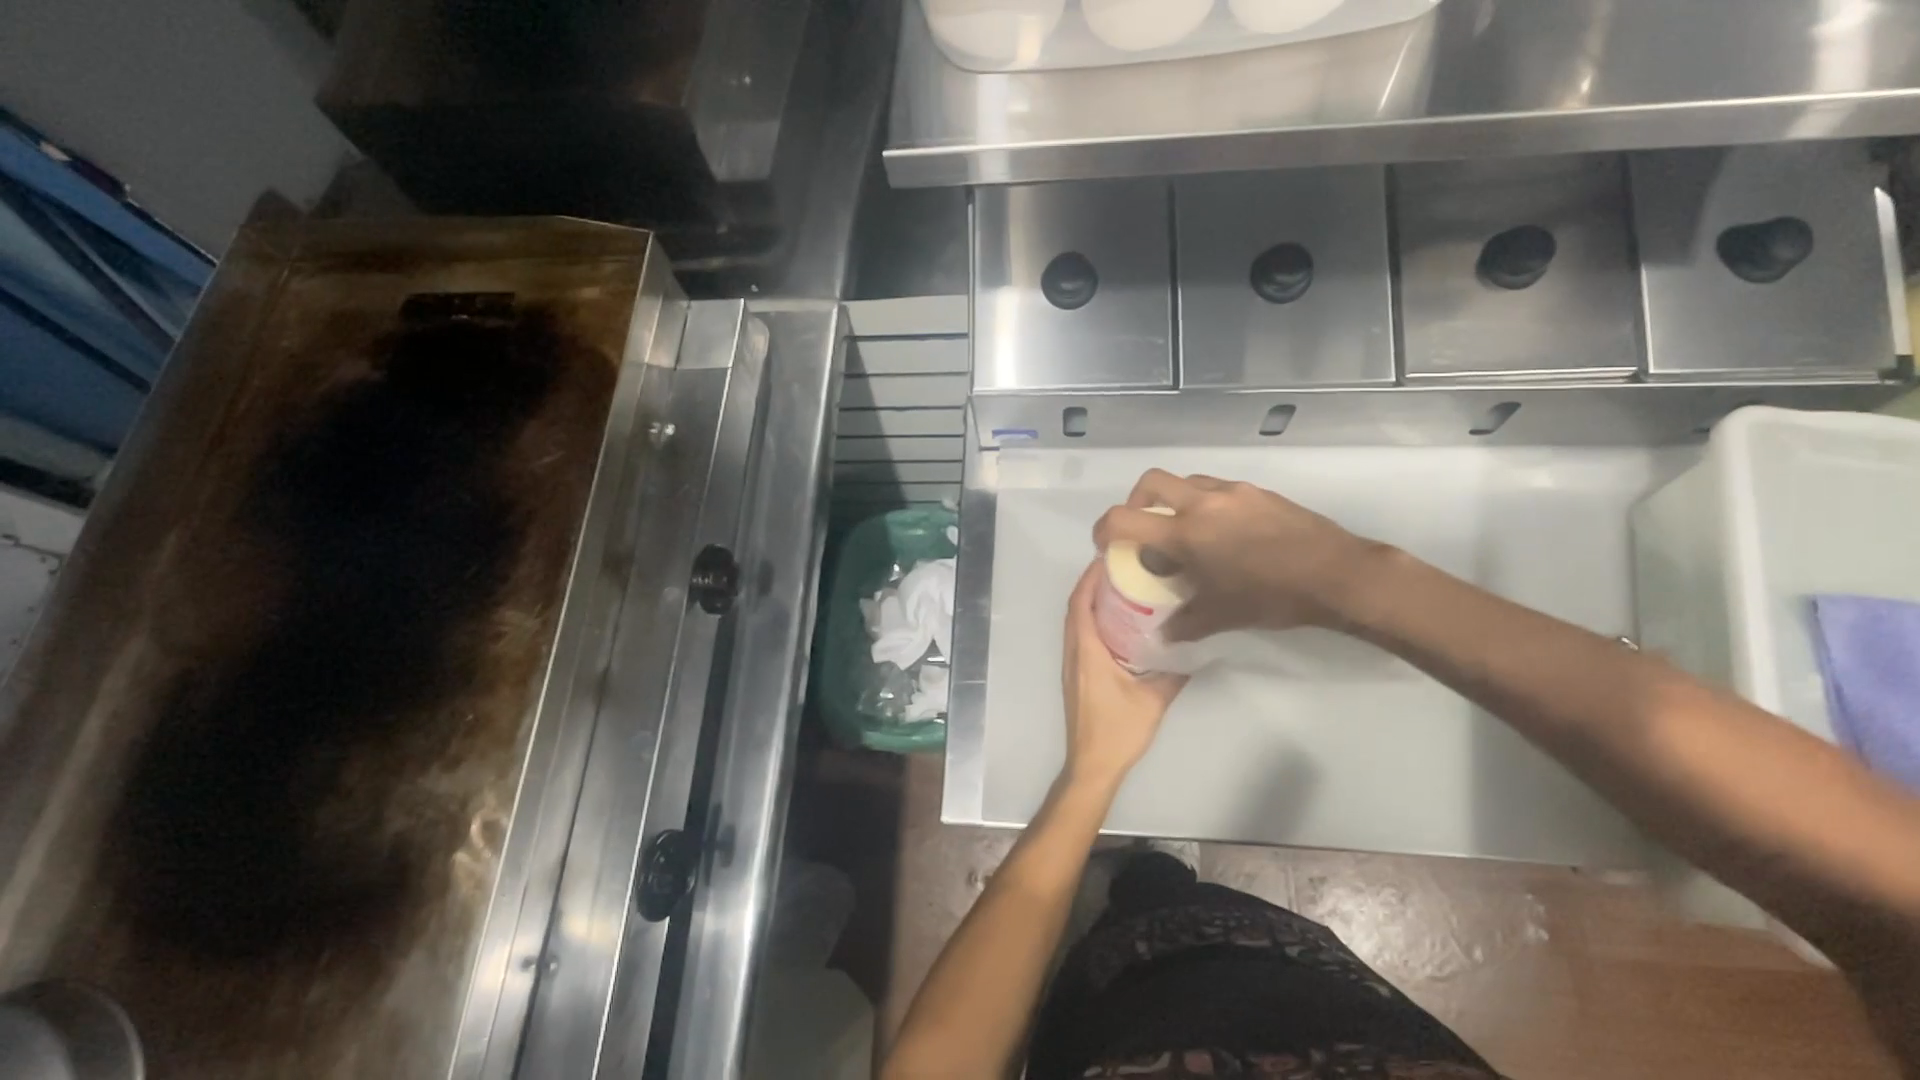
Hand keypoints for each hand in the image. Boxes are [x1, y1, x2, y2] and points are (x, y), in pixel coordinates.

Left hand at [1061, 562, 1187, 792]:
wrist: (1092, 766)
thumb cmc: (1118, 731)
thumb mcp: (1154, 700)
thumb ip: (1175, 672)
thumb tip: (1195, 647)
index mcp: (1087, 652)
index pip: (1080, 604)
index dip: (1089, 578)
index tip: (1108, 558)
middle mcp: (1073, 654)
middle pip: (1075, 608)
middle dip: (1092, 585)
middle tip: (1121, 568)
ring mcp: (1071, 666)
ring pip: (1075, 623)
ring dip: (1091, 603)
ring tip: (1121, 588)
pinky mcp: (1075, 677)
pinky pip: (1079, 638)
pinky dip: (1092, 622)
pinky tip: (1117, 623)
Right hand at [1092, 469, 1386, 641]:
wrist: (1336, 574)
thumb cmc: (1271, 597)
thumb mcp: (1221, 616)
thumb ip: (1184, 623)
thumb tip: (1163, 632)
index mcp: (1185, 532)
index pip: (1123, 519)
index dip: (1103, 531)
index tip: (1107, 546)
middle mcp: (1203, 502)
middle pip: (1150, 482)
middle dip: (1137, 502)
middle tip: (1144, 529)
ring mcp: (1233, 492)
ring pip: (1187, 482)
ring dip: (1174, 502)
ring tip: (1186, 534)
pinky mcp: (1258, 492)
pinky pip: (1218, 489)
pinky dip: (1206, 504)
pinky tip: (1223, 535)